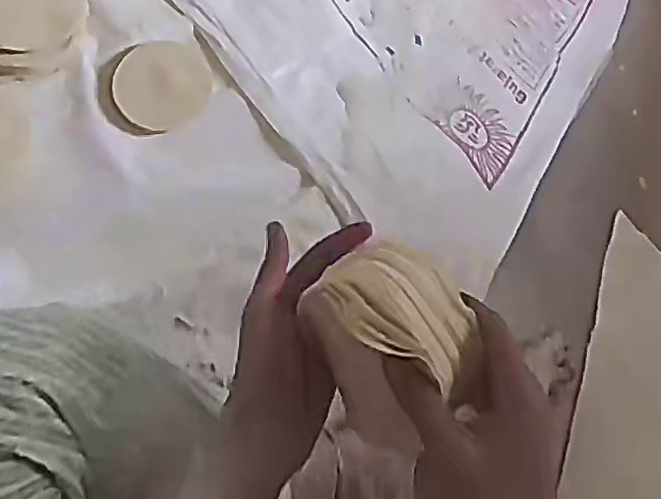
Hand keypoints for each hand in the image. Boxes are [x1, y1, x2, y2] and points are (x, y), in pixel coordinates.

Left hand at [216, 220, 373, 498]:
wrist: (266, 435)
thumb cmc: (259, 368)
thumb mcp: (261, 313)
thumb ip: (272, 272)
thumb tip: (277, 225)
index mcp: (289, 296)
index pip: (321, 260)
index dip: (342, 242)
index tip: (371, 228)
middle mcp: (308, 311)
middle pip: (340, 278)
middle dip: (362, 262)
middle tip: (393, 252)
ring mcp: (325, 337)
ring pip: (352, 304)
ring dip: (372, 290)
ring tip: (400, 277)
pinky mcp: (339, 363)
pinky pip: (359, 334)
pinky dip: (374, 323)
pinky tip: (396, 316)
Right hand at [385, 296, 558, 498]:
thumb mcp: (444, 448)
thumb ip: (419, 395)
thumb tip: (392, 350)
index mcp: (521, 390)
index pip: (494, 326)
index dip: (464, 304)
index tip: (429, 293)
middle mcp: (532, 398)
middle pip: (494, 347)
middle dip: (456, 332)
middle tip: (418, 321)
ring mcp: (529, 422)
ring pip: (492, 374)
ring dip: (460, 361)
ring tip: (422, 353)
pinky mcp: (519, 443)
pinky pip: (492, 399)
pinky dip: (466, 388)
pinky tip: (439, 395)